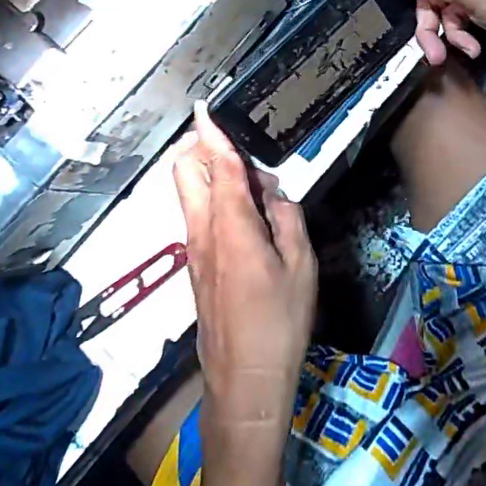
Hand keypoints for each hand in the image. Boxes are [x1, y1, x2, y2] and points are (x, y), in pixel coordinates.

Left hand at [172, 101, 316, 442]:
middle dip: (198, 145)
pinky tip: (242, 209)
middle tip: (228, 138)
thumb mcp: (300, 265)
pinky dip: (211, 197)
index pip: (217, 165)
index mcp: (230, 224)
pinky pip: (197, 215)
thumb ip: (287, 218)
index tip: (205, 109)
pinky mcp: (195, 265)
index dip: (212, 133)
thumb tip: (273, 192)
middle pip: (184, 172)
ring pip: (188, 193)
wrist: (243, 377)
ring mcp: (193, 249)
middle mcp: (202, 230)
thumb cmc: (279, 321)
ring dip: (207, 171)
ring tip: (246, 175)